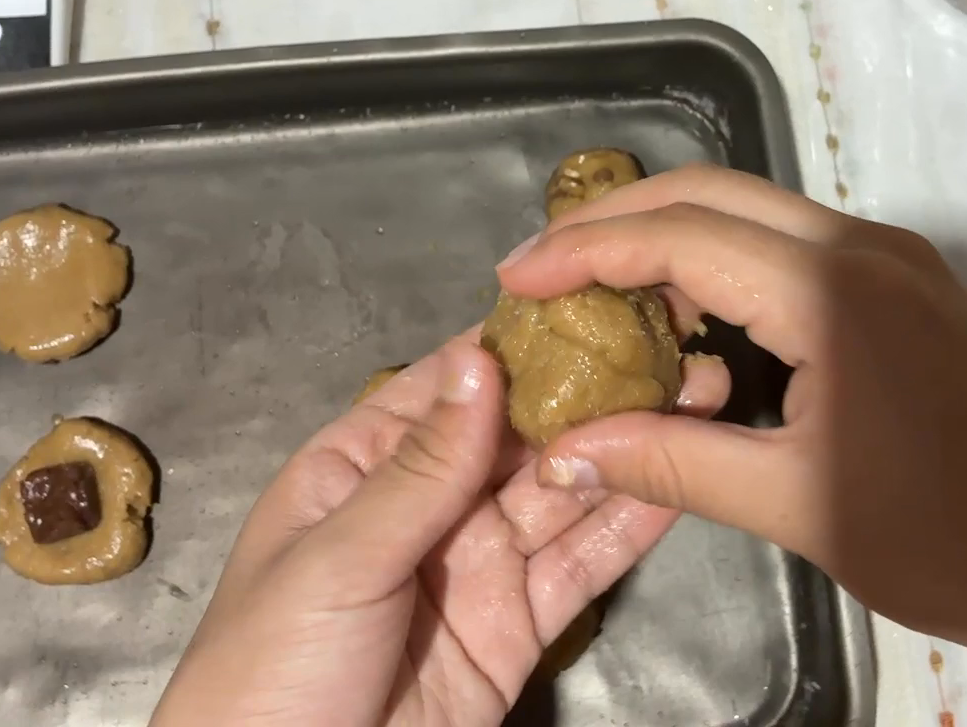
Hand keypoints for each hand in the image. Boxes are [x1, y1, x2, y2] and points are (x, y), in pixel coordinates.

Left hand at [151, 336, 727, 726]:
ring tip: (693, 395)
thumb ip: (419, 469)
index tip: (588, 301)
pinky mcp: (520, 622)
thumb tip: (481, 362)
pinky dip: (627, 526)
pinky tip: (676, 480)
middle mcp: (433, 497)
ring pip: (561, 489)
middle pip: (519, 431)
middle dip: (589, 390)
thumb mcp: (334, 561)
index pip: (451, 383)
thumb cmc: (273, 667)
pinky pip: (579, 565)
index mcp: (369, 461)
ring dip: (623, 445)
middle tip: (666, 347)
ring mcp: (481, 558)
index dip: (517, 342)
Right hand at [499, 164, 966, 650]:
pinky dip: (711, 258)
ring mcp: (883, 252)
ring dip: (660, 234)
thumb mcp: (794, 506)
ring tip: (593, 286)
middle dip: (611, 220)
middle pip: (706, 193)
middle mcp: (858, 244)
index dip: (584, 250)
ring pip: (742, 209)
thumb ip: (668, 462)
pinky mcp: (895, 275)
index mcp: (833, 292)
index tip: (515, 278)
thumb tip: (562, 450)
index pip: (679, 237)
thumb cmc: (953, 545)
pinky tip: (680, 308)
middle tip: (541, 264)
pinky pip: (778, 241)